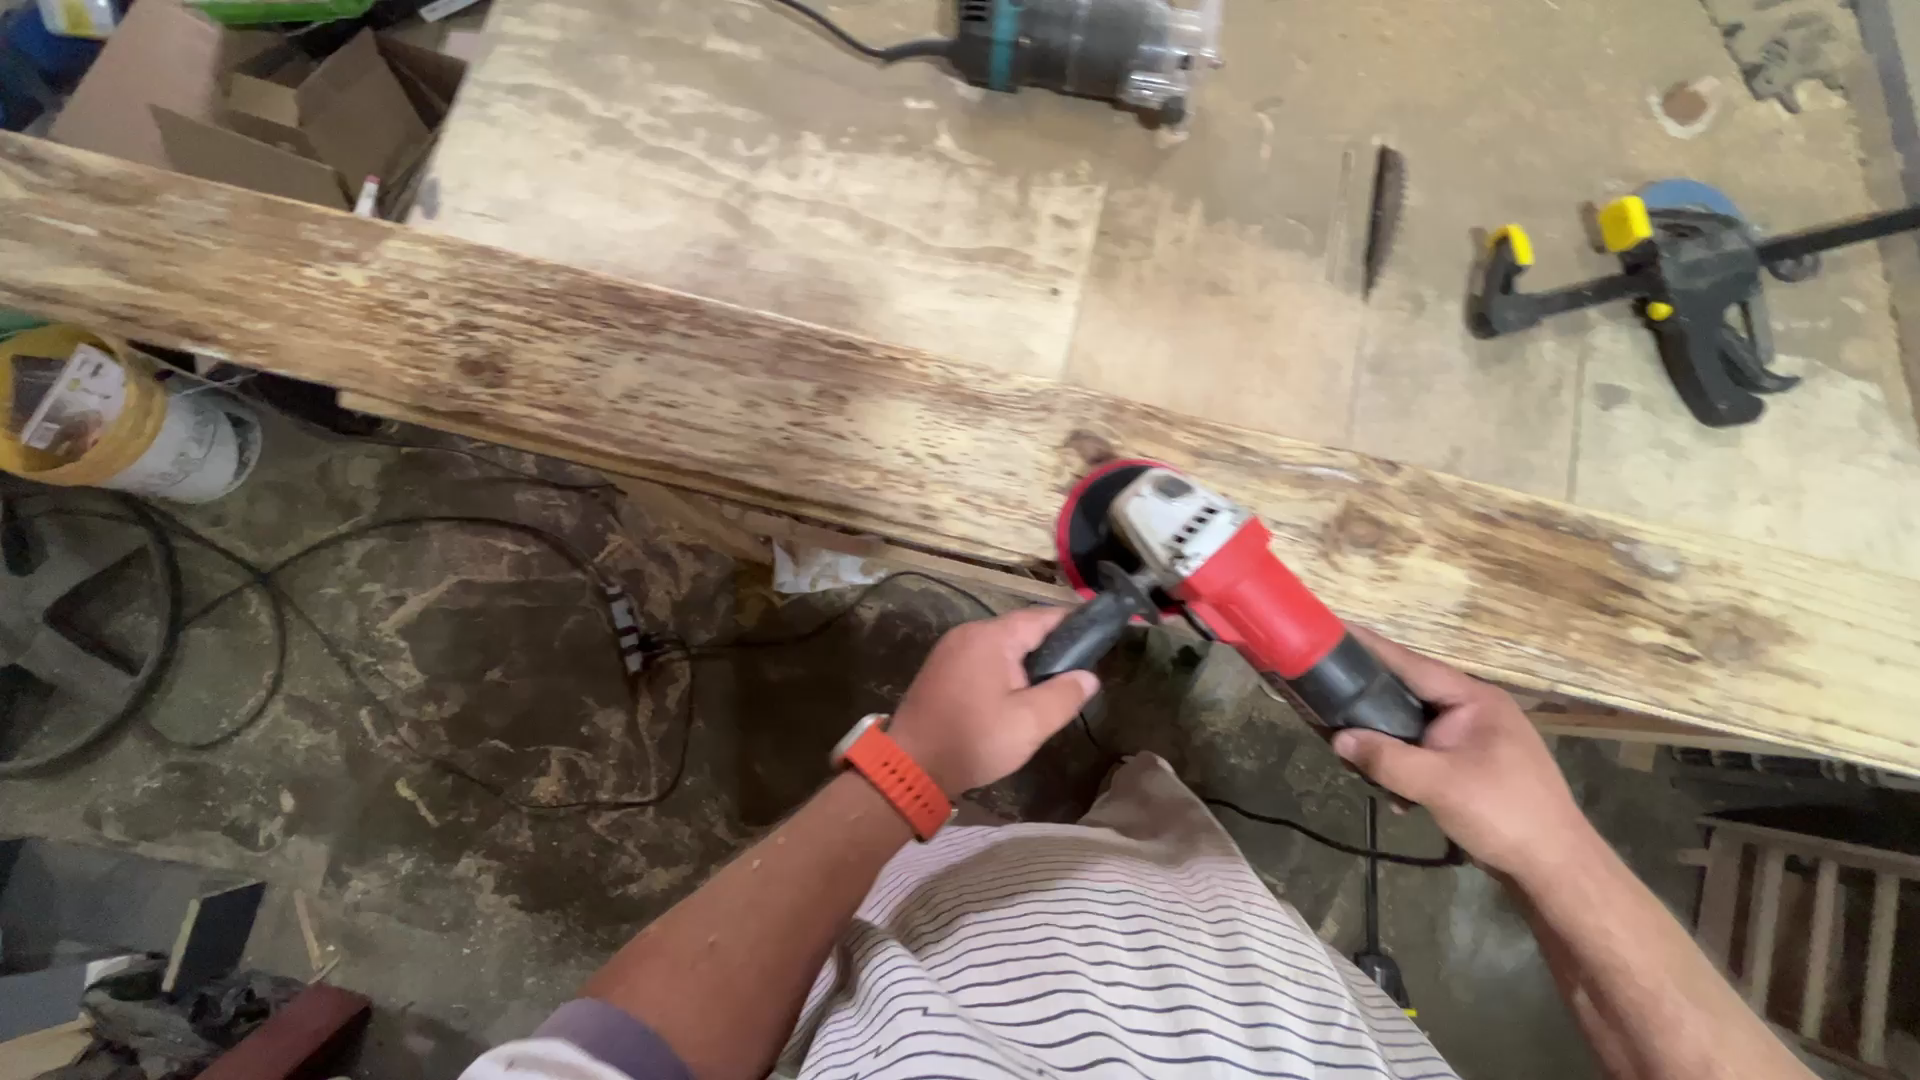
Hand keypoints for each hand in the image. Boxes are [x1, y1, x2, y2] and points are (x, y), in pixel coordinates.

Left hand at [888, 607, 1099, 793]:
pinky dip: (1002, 668)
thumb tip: (1088, 676)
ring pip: (1000, 645)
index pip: (1042, 616)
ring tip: (1050, 685)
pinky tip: (1014, 693)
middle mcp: (968, 632)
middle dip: (1050, 646)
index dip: (1073, 623)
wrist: (911, 765)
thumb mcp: (1030, 723)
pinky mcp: (940, 667)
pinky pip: (981, 657)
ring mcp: (950, 648)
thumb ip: (1064, 695)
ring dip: (1025, 660)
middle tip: (1077, 671)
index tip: (1099, 634)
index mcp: (992, 637)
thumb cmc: (974, 740)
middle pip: (1020, 629)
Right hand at [1330, 627, 1594, 880]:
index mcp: (1474, 700)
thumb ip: (1384, 758)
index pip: (1411, 663)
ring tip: (1355, 762)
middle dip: (1367, 705)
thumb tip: (1337, 739)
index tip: (1331, 629)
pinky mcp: (1469, 765)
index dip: (1369, 647)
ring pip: (1410, 727)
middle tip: (1325, 703)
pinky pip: (1421, 753)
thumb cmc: (1505, 814)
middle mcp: (1473, 711)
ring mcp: (1472, 739)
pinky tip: (1394, 796)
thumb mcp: (1438, 784)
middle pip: (1406, 694)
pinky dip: (1402, 768)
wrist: (1557, 871)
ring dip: (1384, 746)